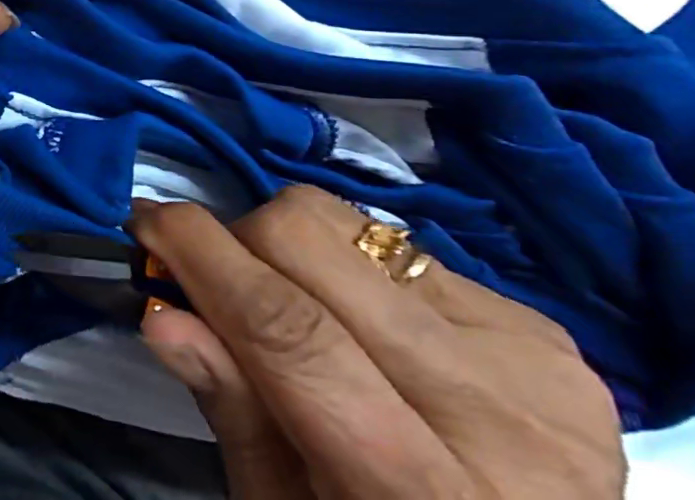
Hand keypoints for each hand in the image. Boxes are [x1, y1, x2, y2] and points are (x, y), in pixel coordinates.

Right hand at [131, 187, 625, 499]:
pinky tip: (366, 323)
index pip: (292, 333)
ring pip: (356, 225)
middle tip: (216, 276)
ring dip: (293, 245)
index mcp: (426, 495)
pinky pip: (404, 248)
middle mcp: (497, 411)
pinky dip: (353, 267)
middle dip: (240, 238)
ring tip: (290, 297)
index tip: (147, 221)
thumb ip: (233, 409)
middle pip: (320, 248)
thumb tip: (162, 315)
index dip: (208, 261)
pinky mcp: (547, 330)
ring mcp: (533, 360)